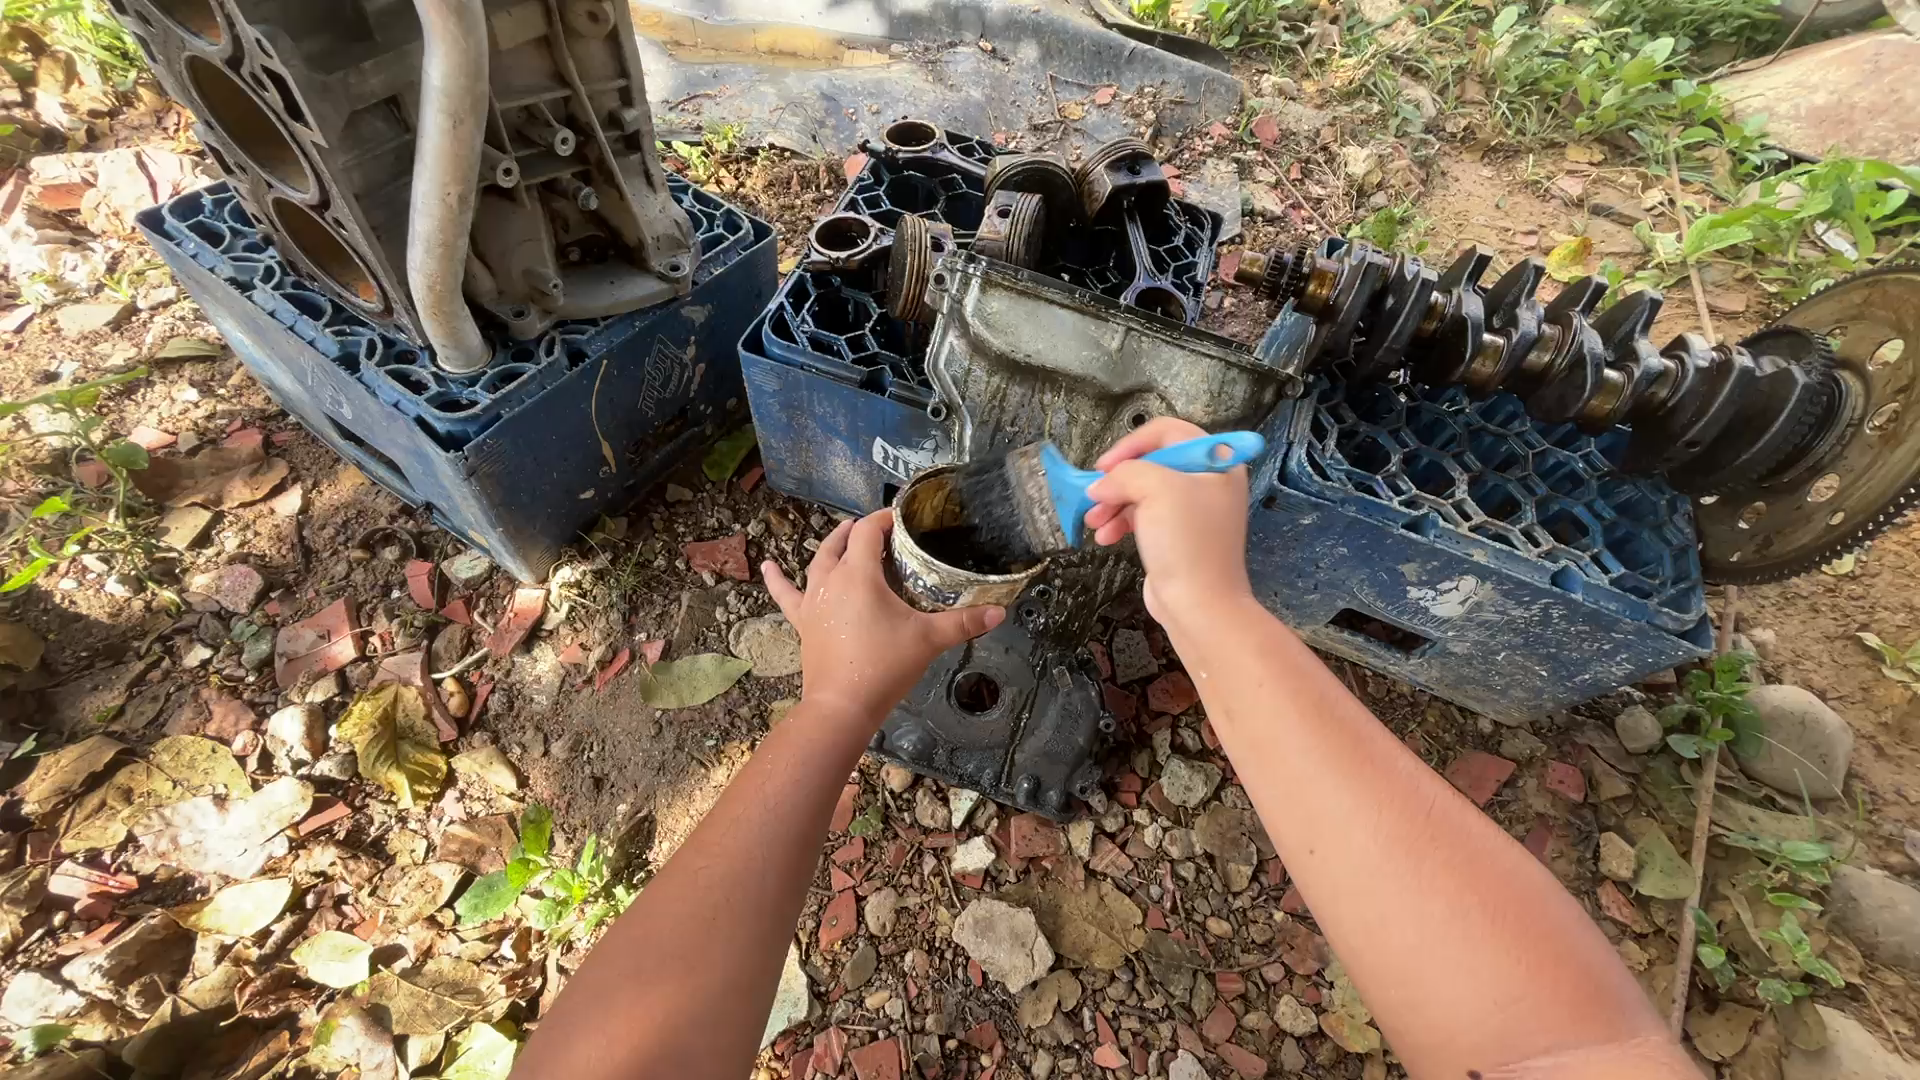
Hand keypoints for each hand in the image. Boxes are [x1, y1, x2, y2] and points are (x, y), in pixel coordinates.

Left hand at [764, 510, 1005, 721]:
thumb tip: (1000, 612)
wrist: (842, 706)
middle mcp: (831, 580)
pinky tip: (765, 566)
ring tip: (842, 535)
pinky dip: (775, 579)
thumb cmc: (885, 666)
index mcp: (860, 574)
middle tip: (880, 530)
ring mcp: (813, 601)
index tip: (903, 519)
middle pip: (842, 541)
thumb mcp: (929, 640)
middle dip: (860, 530)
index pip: (870, 532)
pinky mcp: (803, 622)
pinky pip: (785, 594)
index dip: (885, 520)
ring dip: (831, 545)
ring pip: (817, 561)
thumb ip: (965, 622)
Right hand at [1083, 417, 1254, 624]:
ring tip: (1094, 522)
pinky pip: (1142, 517)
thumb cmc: (1186, 542)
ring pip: (1141, 492)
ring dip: (1112, 504)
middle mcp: (1207, 482)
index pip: (1166, 432)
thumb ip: (1125, 473)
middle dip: (1118, 480)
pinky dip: (1120, 522)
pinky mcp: (1176, 535)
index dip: (1131, 444)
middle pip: (1150, 463)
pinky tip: (1104, 537)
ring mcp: (1192, 510)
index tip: (1105, 466)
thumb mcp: (1156, 490)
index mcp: (1215, 463)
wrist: (1198, 605)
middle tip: (1094, 495)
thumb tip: (1101, 484)